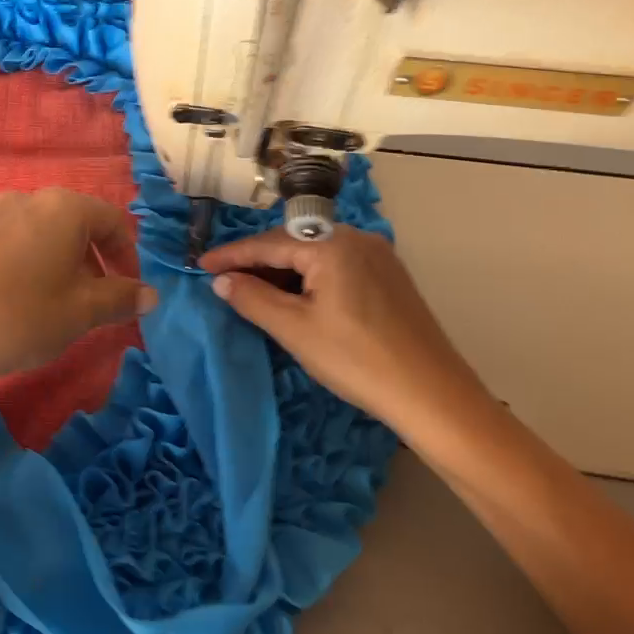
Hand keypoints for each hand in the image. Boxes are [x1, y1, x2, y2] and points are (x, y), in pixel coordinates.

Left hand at [0, 188, 156, 409]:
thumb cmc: (22, 318)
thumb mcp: (82, 312)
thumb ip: (121, 298)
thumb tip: (150, 295)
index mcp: (63, 207)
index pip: (112, 222)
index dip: (129, 258)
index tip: (130, 294)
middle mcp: (26, 199)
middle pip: (74, 224)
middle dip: (93, 261)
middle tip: (96, 303)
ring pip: (39, 234)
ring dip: (58, 263)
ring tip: (56, 304)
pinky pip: (7, 244)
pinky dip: (24, 265)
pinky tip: (15, 301)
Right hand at [200, 226, 483, 426]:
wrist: (434, 395)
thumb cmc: (357, 360)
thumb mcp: (295, 330)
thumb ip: (253, 299)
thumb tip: (221, 281)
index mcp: (332, 244)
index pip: (268, 243)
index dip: (231, 256)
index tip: (199, 267)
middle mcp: (357, 238)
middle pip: (294, 243)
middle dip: (257, 263)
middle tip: (224, 283)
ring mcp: (378, 257)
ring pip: (317, 255)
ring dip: (283, 272)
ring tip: (254, 294)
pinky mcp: (390, 278)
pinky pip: (337, 267)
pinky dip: (310, 279)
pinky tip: (296, 301)